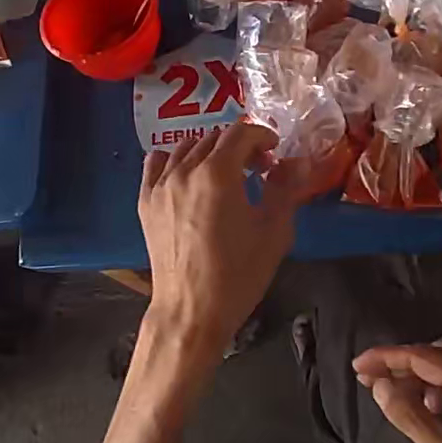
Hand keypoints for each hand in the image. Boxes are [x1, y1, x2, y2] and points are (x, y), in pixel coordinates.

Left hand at [137, 123, 309, 351]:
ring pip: (185, 146)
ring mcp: (160, 184)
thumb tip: (296, 161)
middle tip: (256, 168)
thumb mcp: (273, 232)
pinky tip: (187, 177)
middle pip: (213, 138)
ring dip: (208, 151)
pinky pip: (156, 163)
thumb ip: (285, 189)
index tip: (273, 151)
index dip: (262, 135)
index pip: (240, 133)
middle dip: (239, 146)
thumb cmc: (237, 275)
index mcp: (217, 174)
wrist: (192, 309)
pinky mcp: (145, 200)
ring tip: (223, 173)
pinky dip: (174, 160)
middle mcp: (185, 171)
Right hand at [354, 341, 441, 442]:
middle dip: (401, 362)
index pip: (423, 357)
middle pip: (438, 354)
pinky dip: (439, 386)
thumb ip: (412, 418)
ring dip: (419, 373)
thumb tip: (378, 385)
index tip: (356, 368)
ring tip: (395, 396)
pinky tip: (430, 409)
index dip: (386, 358)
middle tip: (371, 380)